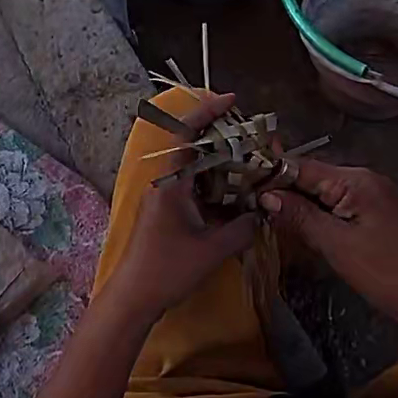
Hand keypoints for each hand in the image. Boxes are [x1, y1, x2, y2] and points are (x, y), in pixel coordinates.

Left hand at [103, 92, 258, 323]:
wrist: (134, 297)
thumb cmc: (168, 270)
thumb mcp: (212, 249)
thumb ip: (242, 228)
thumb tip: (263, 213)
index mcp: (170, 182)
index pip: (186, 133)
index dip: (207, 111)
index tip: (232, 100)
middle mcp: (165, 182)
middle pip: (192, 145)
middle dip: (221, 134)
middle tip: (251, 135)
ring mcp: (163, 196)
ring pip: (193, 166)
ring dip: (218, 159)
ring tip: (249, 159)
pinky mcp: (165, 210)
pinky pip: (192, 185)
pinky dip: (213, 181)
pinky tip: (234, 190)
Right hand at [259, 159, 397, 327]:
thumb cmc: (384, 270)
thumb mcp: (335, 243)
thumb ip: (299, 216)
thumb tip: (265, 195)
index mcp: (356, 180)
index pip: (302, 167)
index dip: (272, 176)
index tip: (244, 186)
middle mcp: (368, 179)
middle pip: (315, 178)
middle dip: (286, 190)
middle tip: (253, 204)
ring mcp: (379, 197)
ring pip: (329, 193)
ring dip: (303, 204)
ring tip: (272, 216)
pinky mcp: (384, 215)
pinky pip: (344, 205)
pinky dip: (323, 214)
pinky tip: (307, 228)